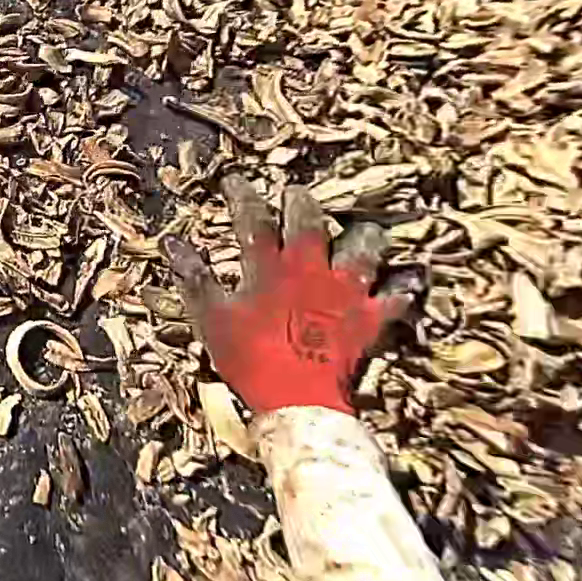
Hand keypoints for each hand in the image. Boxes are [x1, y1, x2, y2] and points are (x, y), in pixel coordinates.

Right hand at [162, 176, 414, 414]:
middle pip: (310, 227)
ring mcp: (346, 296)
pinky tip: (408, 275)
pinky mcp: (371, 321)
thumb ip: (193, 275)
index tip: (234, 180)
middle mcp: (310, 273)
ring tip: (360, 226)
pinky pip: (397, 296)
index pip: (254, 221)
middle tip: (296, 192)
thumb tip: (173, 242)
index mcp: (268, 269)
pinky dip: (402, 284)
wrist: (298, 399)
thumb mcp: (208, 314)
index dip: (242, 197)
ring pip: (362, 253)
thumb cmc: (247, 354)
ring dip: (360, 236)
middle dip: (302, 204)